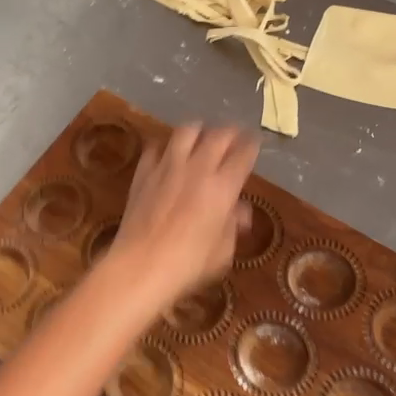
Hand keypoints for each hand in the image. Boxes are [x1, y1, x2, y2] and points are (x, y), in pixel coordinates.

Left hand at [103, 123, 257, 306]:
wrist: (140, 265)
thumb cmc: (188, 264)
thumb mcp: (223, 251)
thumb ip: (232, 225)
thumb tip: (238, 211)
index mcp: (223, 186)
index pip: (243, 154)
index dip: (252, 145)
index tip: (255, 142)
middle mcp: (197, 168)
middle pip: (218, 135)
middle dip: (230, 133)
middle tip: (234, 136)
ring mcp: (167, 167)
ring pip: (186, 131)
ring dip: (199, 130)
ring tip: (202, 135)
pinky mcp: (143, 172)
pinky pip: (156, 148)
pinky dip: (166, 147)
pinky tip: (167, 154)